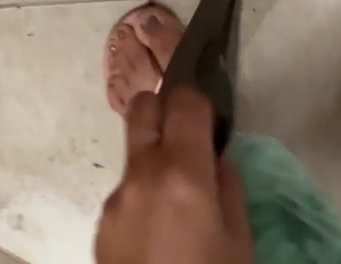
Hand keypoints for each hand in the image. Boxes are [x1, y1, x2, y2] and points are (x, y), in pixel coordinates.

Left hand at [96, 88, 252, 263]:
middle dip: (166, 111)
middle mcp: (141, 175)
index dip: (200, 102)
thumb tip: (214, 156)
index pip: (184, 100)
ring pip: (133, 154)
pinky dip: (143, 196)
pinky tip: (159, 236)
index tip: (212, 123)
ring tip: (178, 204)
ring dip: (155, 160)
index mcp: (181, 173)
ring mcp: (114, 200)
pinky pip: (125, 192)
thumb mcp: (240, 240)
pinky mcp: (100, 226)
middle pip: (142, 107)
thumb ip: (228, 185)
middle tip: (189, 142)